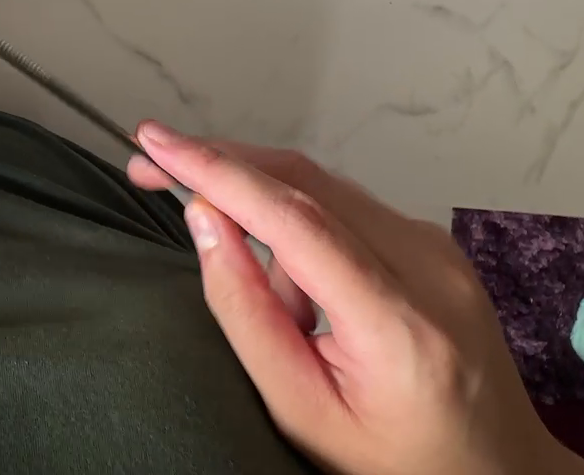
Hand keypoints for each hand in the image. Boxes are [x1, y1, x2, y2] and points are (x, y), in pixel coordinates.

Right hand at [129, 123, 583, 474]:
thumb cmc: (390, 460)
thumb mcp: (299, 409)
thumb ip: (243, 311)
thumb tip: (202, 214)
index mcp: (399, 324)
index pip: (294, 219)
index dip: (216, 170)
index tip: (151, 141)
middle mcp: (427, 265)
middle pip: (300, 181)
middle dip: (217, 164)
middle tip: (149, 168)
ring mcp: (435, 245)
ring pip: (312, 184)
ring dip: (253, 199)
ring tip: (260, 289)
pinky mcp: (429, 237)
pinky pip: (335, 201)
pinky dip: (287, 216)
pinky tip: (294, 282)